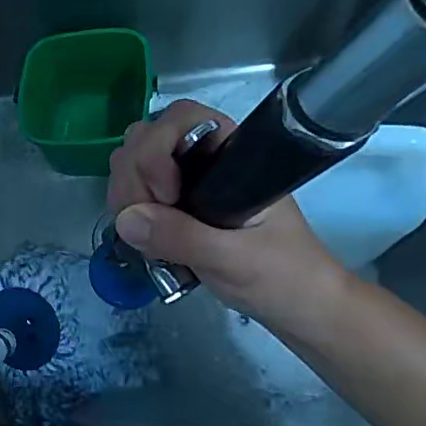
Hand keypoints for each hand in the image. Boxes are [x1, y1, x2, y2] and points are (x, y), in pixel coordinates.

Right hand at [106, 100, 349, 326]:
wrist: (300, 308)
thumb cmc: (284, 275)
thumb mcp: (233, 258)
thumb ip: (181, 237)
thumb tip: (125, 219)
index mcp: (231, 154)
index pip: (180, 117)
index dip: (159, 147)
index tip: (167, 195)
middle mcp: (205, 160)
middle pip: (147, 138)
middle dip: (135, 176)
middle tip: (149, 223)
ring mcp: (188, 185)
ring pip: (136, 166)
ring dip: (128, 196)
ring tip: (146, 236)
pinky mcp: (177, 211)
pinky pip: (137, 197)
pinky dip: (130, 214)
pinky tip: (142, 241)